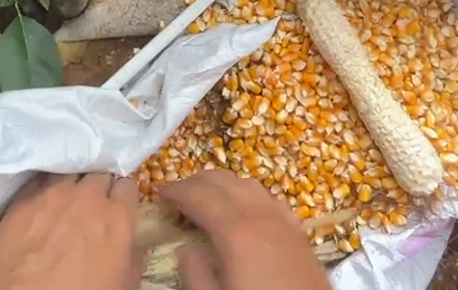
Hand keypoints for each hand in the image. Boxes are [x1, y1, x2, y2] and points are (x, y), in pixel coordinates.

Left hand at [0, 173, 141, 289]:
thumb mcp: (122, 288)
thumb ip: (133, 260)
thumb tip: (136, 247)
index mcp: (116, 218)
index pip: (127, 186)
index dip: (122, 197)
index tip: (118, 207)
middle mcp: (87, 196)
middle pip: (99, 175)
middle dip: (98, 188)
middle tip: (92, 207)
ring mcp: (54, 192)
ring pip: (70, 172)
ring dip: (72, 183)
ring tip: (66, 200)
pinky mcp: (25, 196)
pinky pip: (41, 178)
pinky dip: (46, 186)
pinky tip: (43, 200)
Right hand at [160, 170, 330, 289]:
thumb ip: (196, 276)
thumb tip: (186, 248)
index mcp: (235, 232)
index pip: (198, 196)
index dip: (176, 190)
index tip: (159, 190)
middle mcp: (258, 216)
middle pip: (222, 182)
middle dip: (196, 181)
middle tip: (177, 192)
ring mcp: (282, 221)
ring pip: (246, 183)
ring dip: (222, 183)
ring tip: (206, 194)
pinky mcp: (298, 233)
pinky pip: (269, 197)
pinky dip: (248, 192)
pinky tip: (245, 204)